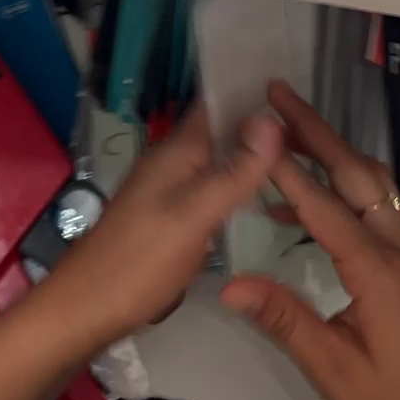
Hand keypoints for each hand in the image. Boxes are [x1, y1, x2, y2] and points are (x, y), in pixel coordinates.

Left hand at [41, 105, 284, 352]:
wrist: (89, 307)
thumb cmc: (141, 259)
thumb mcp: (195, 214)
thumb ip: (233, 171)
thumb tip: (272, 119)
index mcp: (177, 150)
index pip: (217, 102)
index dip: (252, 93)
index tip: (294, 91)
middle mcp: (173, 161)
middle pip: (220, 130)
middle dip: (259, 126)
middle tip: (310, 131)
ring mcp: (170, 189)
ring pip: (217, 160)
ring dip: (249, 156)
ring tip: (298, 158)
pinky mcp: (171, 216)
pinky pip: (210, 187)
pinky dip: (235, 184)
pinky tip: (261, 197)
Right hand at [220, 83, 399, 399]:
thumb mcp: (335, 372)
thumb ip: (284, 321)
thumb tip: (228, 284)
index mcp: (382, 273)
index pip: (328, 209)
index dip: (289, 170)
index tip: (258, 134)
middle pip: (359, 173)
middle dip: (318, 130)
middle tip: (279, 95)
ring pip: (373, 183)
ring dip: (332, 151)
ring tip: (287, 132)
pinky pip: (376, 207)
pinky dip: (342, 187)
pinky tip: (303, 204)